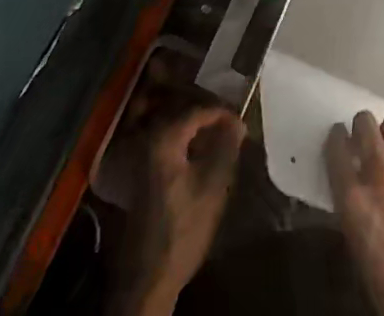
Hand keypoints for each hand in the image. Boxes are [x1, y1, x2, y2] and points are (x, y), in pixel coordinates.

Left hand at [111, 103, 246, 315]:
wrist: (150, 273)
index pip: (197, 111)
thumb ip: (226, 148)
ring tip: (221, 135)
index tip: (241, 120)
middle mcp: (148, 141)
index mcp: (164, 139)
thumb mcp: (213, 186)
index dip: (221, 112)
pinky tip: (201, 154)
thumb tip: (237, 122)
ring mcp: (142, 158)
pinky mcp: (143, 173)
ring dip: (196, 127)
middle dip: (208, 115)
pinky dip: (185, 141)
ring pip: (173, 128)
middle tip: (232, 122)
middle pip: (181, 114)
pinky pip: (167, 143)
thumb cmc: (184, 227)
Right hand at [327, 111, 383, 315]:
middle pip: (365, 125)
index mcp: (353, 196)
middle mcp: (380, 175)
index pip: (336, 145)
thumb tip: (352, 180)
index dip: (337, 138)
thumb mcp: (355, 240)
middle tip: (366, 135)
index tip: (341, 138)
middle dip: (362, 127)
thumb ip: (351, 202)